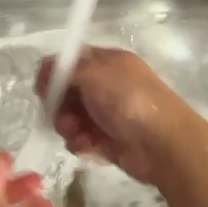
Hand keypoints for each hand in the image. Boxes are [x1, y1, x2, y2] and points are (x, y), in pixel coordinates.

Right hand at [36, 47, 201, 184]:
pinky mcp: (107, 141)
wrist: (164, 145)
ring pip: (71, 117)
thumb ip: (65, 68)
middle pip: (67, 91)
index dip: (54, 72)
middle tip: (59, 114)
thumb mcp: (95, 73)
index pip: (72, 60)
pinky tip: (87, 146)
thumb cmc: (130, 100)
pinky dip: (79, 142)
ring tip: (77, 132)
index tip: (43, 88)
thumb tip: (45, 69)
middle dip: (59, 103)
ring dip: (67, 125)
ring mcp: (107, 114)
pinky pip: (81, 139)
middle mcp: (106, 85)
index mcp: (107, 62)